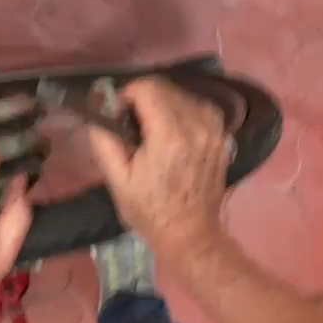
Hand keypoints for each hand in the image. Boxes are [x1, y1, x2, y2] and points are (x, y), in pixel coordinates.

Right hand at [85, 77, 228, 260]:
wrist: (190, 234)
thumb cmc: (150, 211)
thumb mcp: (117, 179)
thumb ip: (104, 138)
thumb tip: (99, 108)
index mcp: (170, 135)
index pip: (146, 88)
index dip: (126, 95)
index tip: (118, 115)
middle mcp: (197, 125)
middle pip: (165, 88)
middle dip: (142, 98)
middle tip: (131, 124)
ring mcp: (215, 131)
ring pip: (183, 95)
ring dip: (164, 104)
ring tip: (152, 129)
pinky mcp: (223, 137)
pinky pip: (200, 109)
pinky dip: (183, 113)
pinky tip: (173, 133)